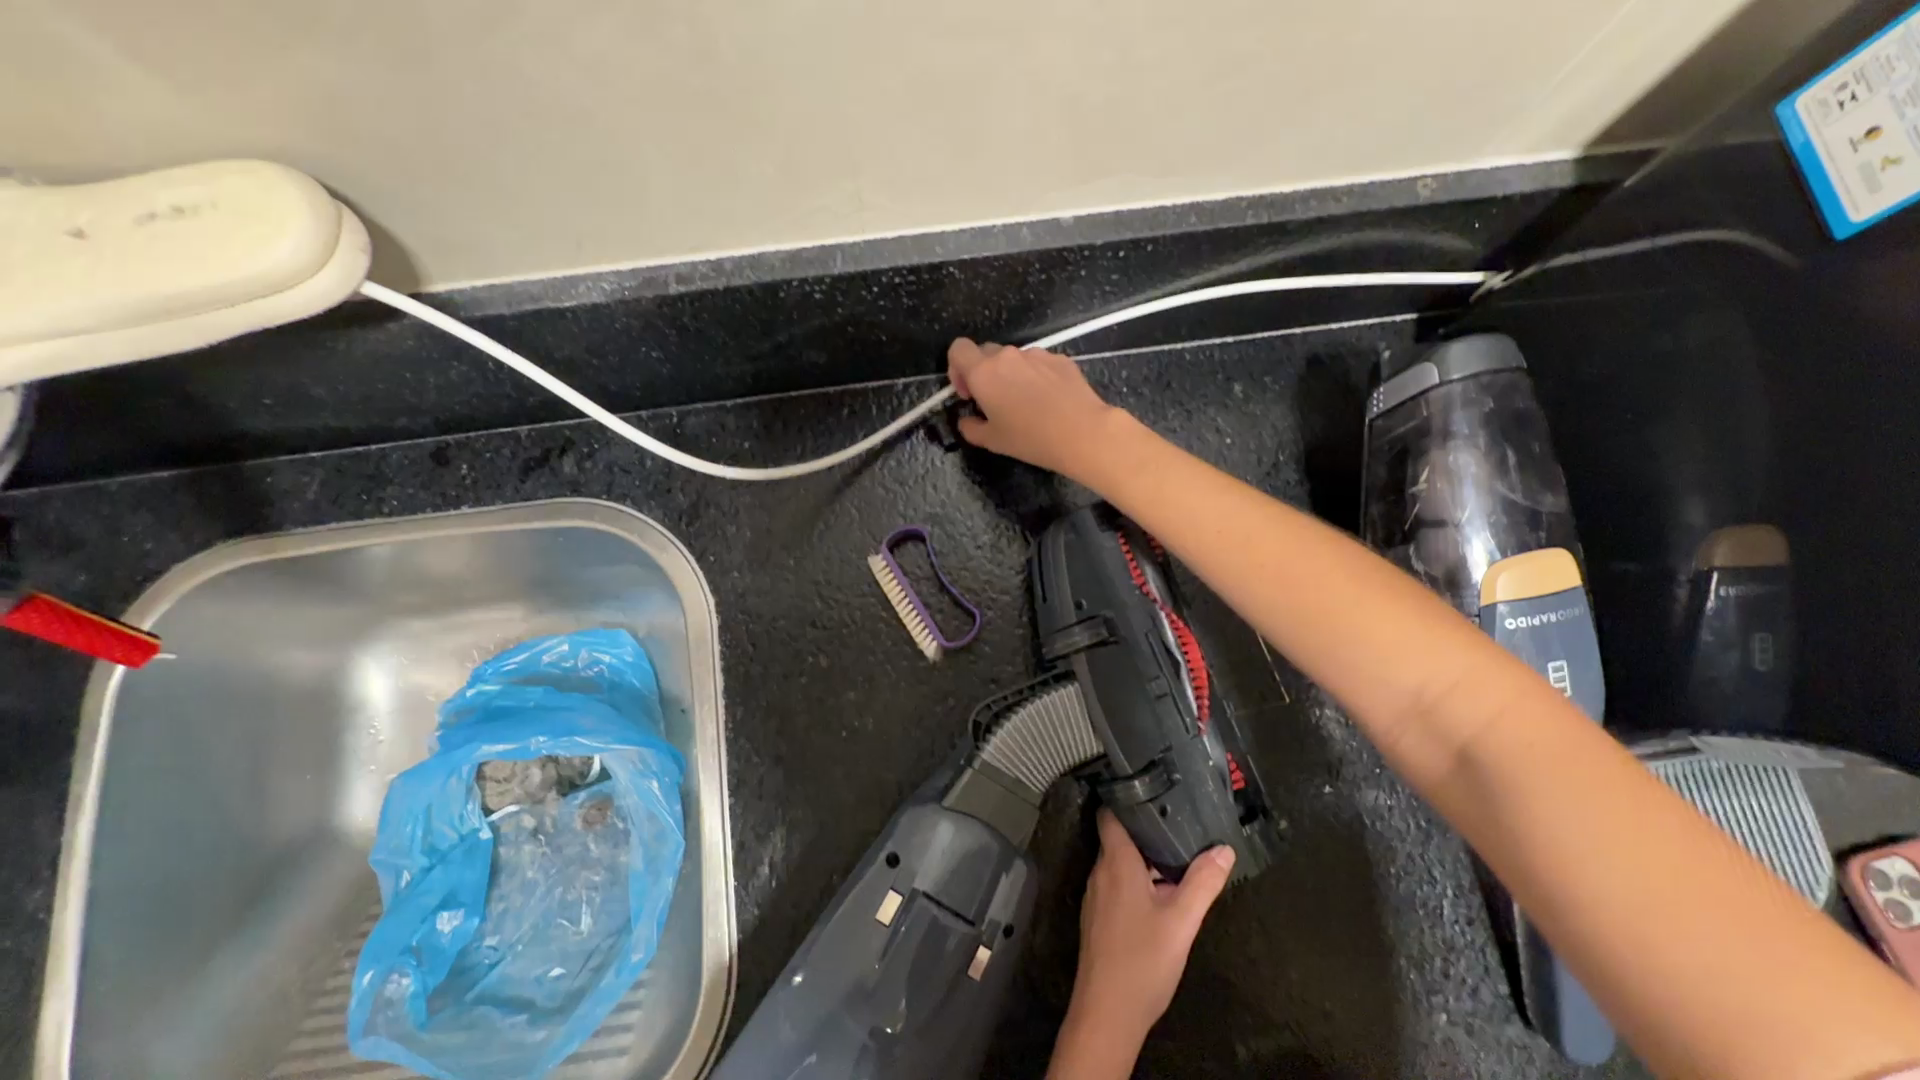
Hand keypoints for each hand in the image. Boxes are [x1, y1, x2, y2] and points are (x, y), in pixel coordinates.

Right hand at [946, 338, 1124, 481]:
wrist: (1082, 432)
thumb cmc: (1030, 438)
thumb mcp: (993, 441)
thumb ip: (971, 428)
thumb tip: (966, 422)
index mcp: (984, 372)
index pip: (958, 349)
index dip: (956, 368)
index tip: (969, 393)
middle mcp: (1007, 356)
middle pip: (986, 352)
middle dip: (984, 373)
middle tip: (994, 401)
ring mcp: (1036, 355)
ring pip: (1014, 359)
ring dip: (1012, 375)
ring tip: (1027, 404)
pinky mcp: (1060, 359)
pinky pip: (1039, 363)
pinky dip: (1037, 377)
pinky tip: (1050, 400)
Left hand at [1068, 810, 1236, 1039]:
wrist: (1107, 1013)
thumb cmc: (1143, 960)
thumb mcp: (1182, 920)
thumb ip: (1203, 882)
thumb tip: (1223, 849)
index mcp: (1116, 864)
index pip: (1110, 815)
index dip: (1126, 797)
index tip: (1152, 787)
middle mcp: (1101, 874)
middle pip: (1119, 838)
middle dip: (1146, 828)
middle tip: (1180, 819)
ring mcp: (1097, 898)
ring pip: (1120, 864)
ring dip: (1145, 857)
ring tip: (1178, 851)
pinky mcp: (1099, 919)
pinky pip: (1119, 885)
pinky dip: (1138, 880)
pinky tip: (1162, 891)